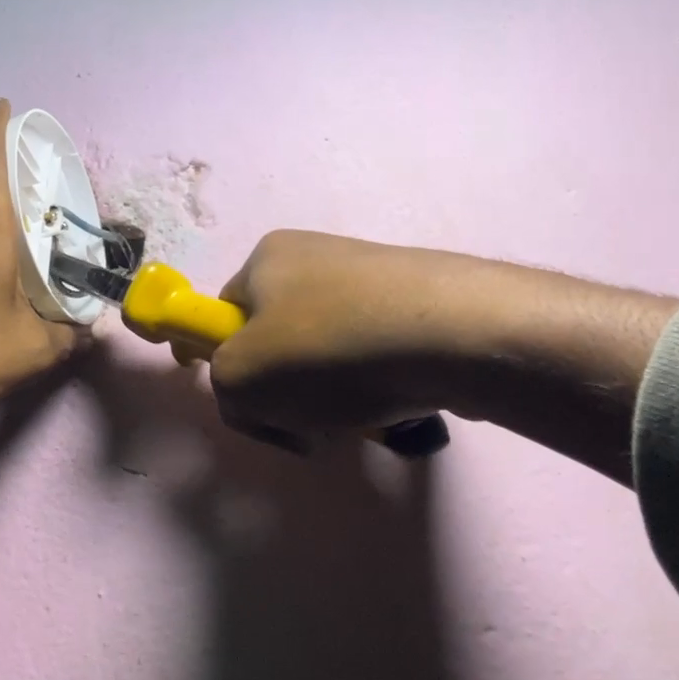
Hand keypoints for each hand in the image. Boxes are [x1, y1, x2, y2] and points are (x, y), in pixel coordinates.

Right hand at [201, 230, 678, 484]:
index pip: (223, 315)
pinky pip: (372, 356)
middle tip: (304, 423)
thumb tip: (254, 396)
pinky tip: (395, 406)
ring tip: (357, 418)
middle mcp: (315, 256)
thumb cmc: (332, 349)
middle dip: (283, 389)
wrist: (456, 334)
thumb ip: (224, 390)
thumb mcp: (242, 381)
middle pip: (276, 339)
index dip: (222, 358)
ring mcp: (370, 278)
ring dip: (328, 397)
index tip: (248, 399)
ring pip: (325, 354)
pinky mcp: (415, 303)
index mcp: (267, 257)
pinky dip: (373, 388)